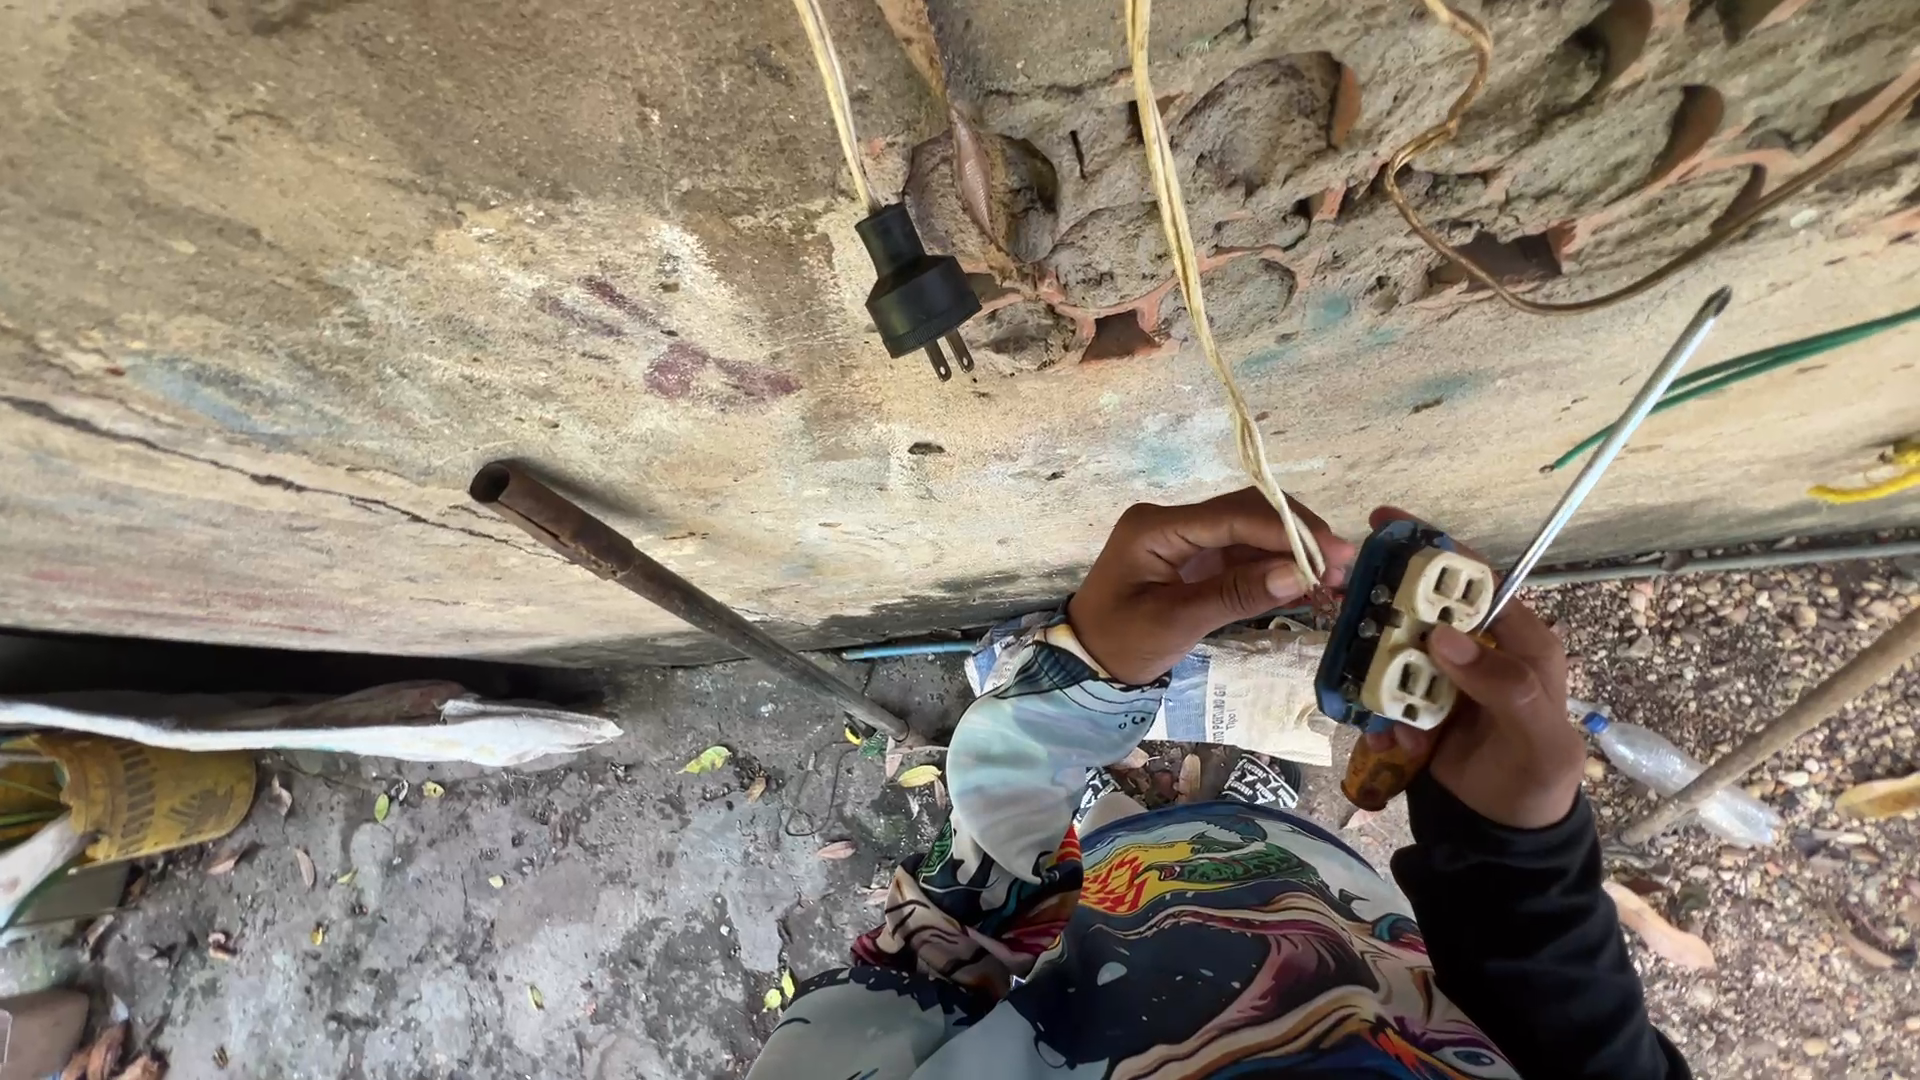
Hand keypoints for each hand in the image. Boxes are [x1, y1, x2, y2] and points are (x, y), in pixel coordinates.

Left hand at [1067, 489, 1354, 684]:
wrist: (1086, 659)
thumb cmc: (1120, 642)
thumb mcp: (1175, 622)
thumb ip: (1234, 595)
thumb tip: (1296, 574)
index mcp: (1155, 528)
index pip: (1231, 516)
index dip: (1286, 530)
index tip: (1335, 552)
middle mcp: (1170, 522)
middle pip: (1244, 513)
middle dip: (1295, 536)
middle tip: (1342, 565)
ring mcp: (1182, 538)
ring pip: (1248, 531)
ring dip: (1289, 551)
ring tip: (1333, 579)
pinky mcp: (1193, 557)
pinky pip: (1239, 553)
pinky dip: (1271, 567)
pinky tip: (1305, 584)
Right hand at [1365, 507, 1583, 828]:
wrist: (1500, 830)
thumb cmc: (1532, 778)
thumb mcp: (1535, 739)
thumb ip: (1502, 686)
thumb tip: (1441, 635)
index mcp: (1517, 641)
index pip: (1473, 582)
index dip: (1433, 551)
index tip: (1385, 527)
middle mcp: (1472, 648)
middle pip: (1417, 609)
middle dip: (1382, 614)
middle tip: (1348, 615)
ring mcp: (1436, 672)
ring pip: (1388, 647)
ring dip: (1374, 675)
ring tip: (1383, 717)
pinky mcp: (1408, 697)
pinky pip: (1376, 686)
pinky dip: (1372, 710)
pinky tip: (1388, 740)